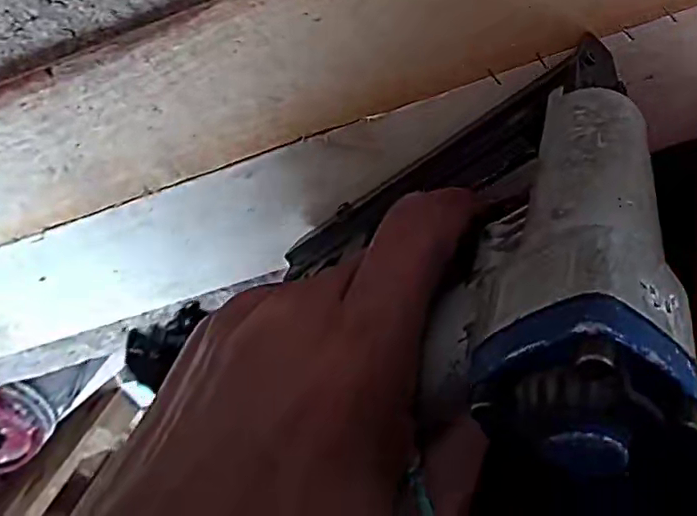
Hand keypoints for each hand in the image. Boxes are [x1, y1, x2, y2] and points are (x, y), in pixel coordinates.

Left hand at [84, 189, 485, 515]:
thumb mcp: (404, 511)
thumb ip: (466, 439)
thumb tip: (492, 383)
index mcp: (349, 355)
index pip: (417, 229)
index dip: (458, 210)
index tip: (478, 218)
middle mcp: (290, 317)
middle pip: (382, 259)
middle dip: (412, 292)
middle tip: (418, 352)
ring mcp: (239, 322)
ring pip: (334, 285)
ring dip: (356, 318)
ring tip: (343, 392)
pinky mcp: (204, 338)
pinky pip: (285, 308)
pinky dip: (306, 335)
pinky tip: (292, 399)